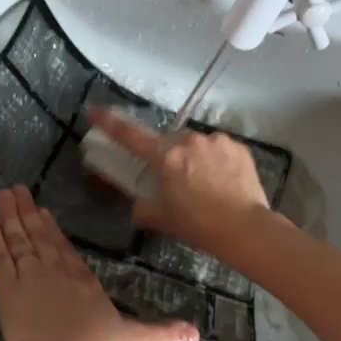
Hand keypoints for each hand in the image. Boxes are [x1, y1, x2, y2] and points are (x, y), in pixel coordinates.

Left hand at [0, 186, 198, 340]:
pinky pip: (0, 259)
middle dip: (27, 213)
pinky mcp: (8, 289)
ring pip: (19, 241)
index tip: (43, 211)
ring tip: (1, 196)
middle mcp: (56, 273)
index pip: (66, 250)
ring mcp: (30, 278)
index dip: (54, 231)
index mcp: (84, 282)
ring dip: (10, 217)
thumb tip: (197, 335)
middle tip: (15, 189)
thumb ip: (162, 335)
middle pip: (40, 237)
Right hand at [89, 107, 270, 253]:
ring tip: (203, 184)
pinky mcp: (238, 148)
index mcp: (166, 157)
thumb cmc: (199, 225)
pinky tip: (222, 182)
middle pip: (168, 142)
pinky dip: (215, 161)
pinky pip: (218, 150)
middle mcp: (190, 141)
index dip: (110, 122)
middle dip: (166, 155)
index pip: (131, 135)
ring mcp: (216, 142)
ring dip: (193, 158)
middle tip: (173, 180)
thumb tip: (138, 204)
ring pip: (195, 144)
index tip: (94, 111)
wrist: (246, 229)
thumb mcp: (161, 218)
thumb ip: (142, 207)